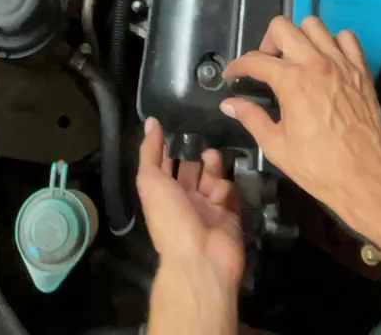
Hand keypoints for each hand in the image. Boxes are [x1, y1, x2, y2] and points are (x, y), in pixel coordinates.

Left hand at [136, 117, 244, 288]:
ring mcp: (208, 208)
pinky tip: (222, 186)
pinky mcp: (230, 215)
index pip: (167, 164)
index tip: (180, 121)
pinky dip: (227, 187)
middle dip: (196, 153)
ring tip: (212, 158)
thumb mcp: (150, 180)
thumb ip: (150, 151)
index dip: (171, 145)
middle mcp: (185, 200)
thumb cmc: (169, 217)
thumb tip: (151, 121)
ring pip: (212, 177)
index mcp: (164, 194)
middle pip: (192, 169)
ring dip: (212, 166)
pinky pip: (230, 193)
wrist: (200, 259)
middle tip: (204, 135)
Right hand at [220, 15, 380, 231]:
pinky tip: (327, 61)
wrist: (367, 179)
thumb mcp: (276, 146)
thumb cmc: (319, 166)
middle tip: (267, 66)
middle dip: (267, 43)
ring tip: (297, 60)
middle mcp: (315, 62)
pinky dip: (334, 42)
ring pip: (314, 25)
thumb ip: (251, 118)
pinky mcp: (362, 70)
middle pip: (282, 27)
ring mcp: (341, 63)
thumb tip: (229, 104)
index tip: (232, 76)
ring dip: (299, 38)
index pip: (255, 60)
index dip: (237, 66)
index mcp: (291, 81)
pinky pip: (347, 38)